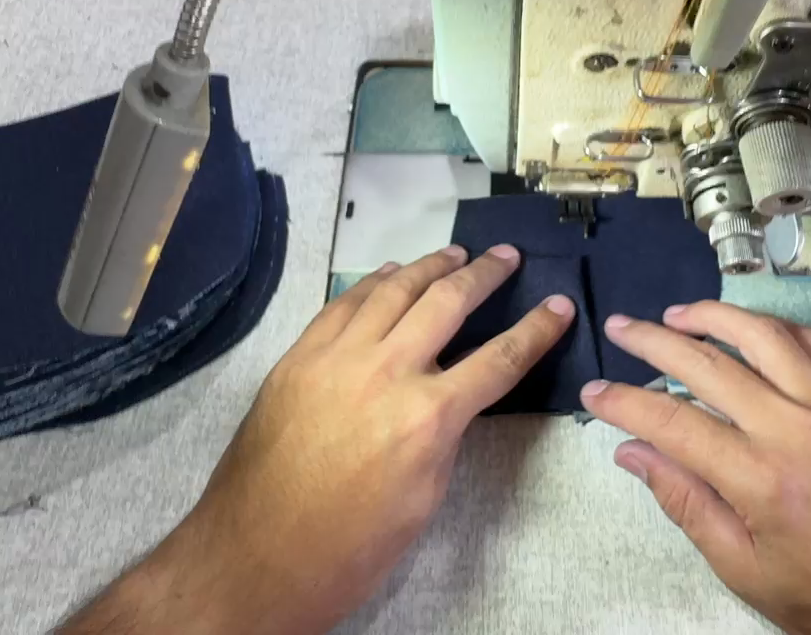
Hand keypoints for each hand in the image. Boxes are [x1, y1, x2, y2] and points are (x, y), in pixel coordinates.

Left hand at [61, 245, 574, 634]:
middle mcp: (387, 371)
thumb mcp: (424, 498)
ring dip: (431, 265)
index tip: (559, 304)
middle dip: (485, 273)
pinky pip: (345, 302)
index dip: (537, 329)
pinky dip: (375, 281)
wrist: (251, 559)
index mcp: (427, 418)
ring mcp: (338, 356)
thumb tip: (455, 390)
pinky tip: (391, 272)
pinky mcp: (301, 355)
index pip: (499, 358)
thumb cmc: (350, 548)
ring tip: (456, 251)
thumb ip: (446, 432)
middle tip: (506, 255)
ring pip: (395, 289)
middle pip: (448, 302)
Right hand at [582, 302, 810, 634]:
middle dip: (653, 341)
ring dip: (711, 316)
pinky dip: (770, 325)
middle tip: (620, 327)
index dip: (625, 402)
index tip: (595, 391)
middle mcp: (795, 428)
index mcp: (762, 481)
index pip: (672, 422)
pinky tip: (745, 326)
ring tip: (674, 314)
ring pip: (761, 334)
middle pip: (709, 363)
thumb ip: (684, 502)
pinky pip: (810, 342)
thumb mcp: (745, 571)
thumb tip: (631, 451)